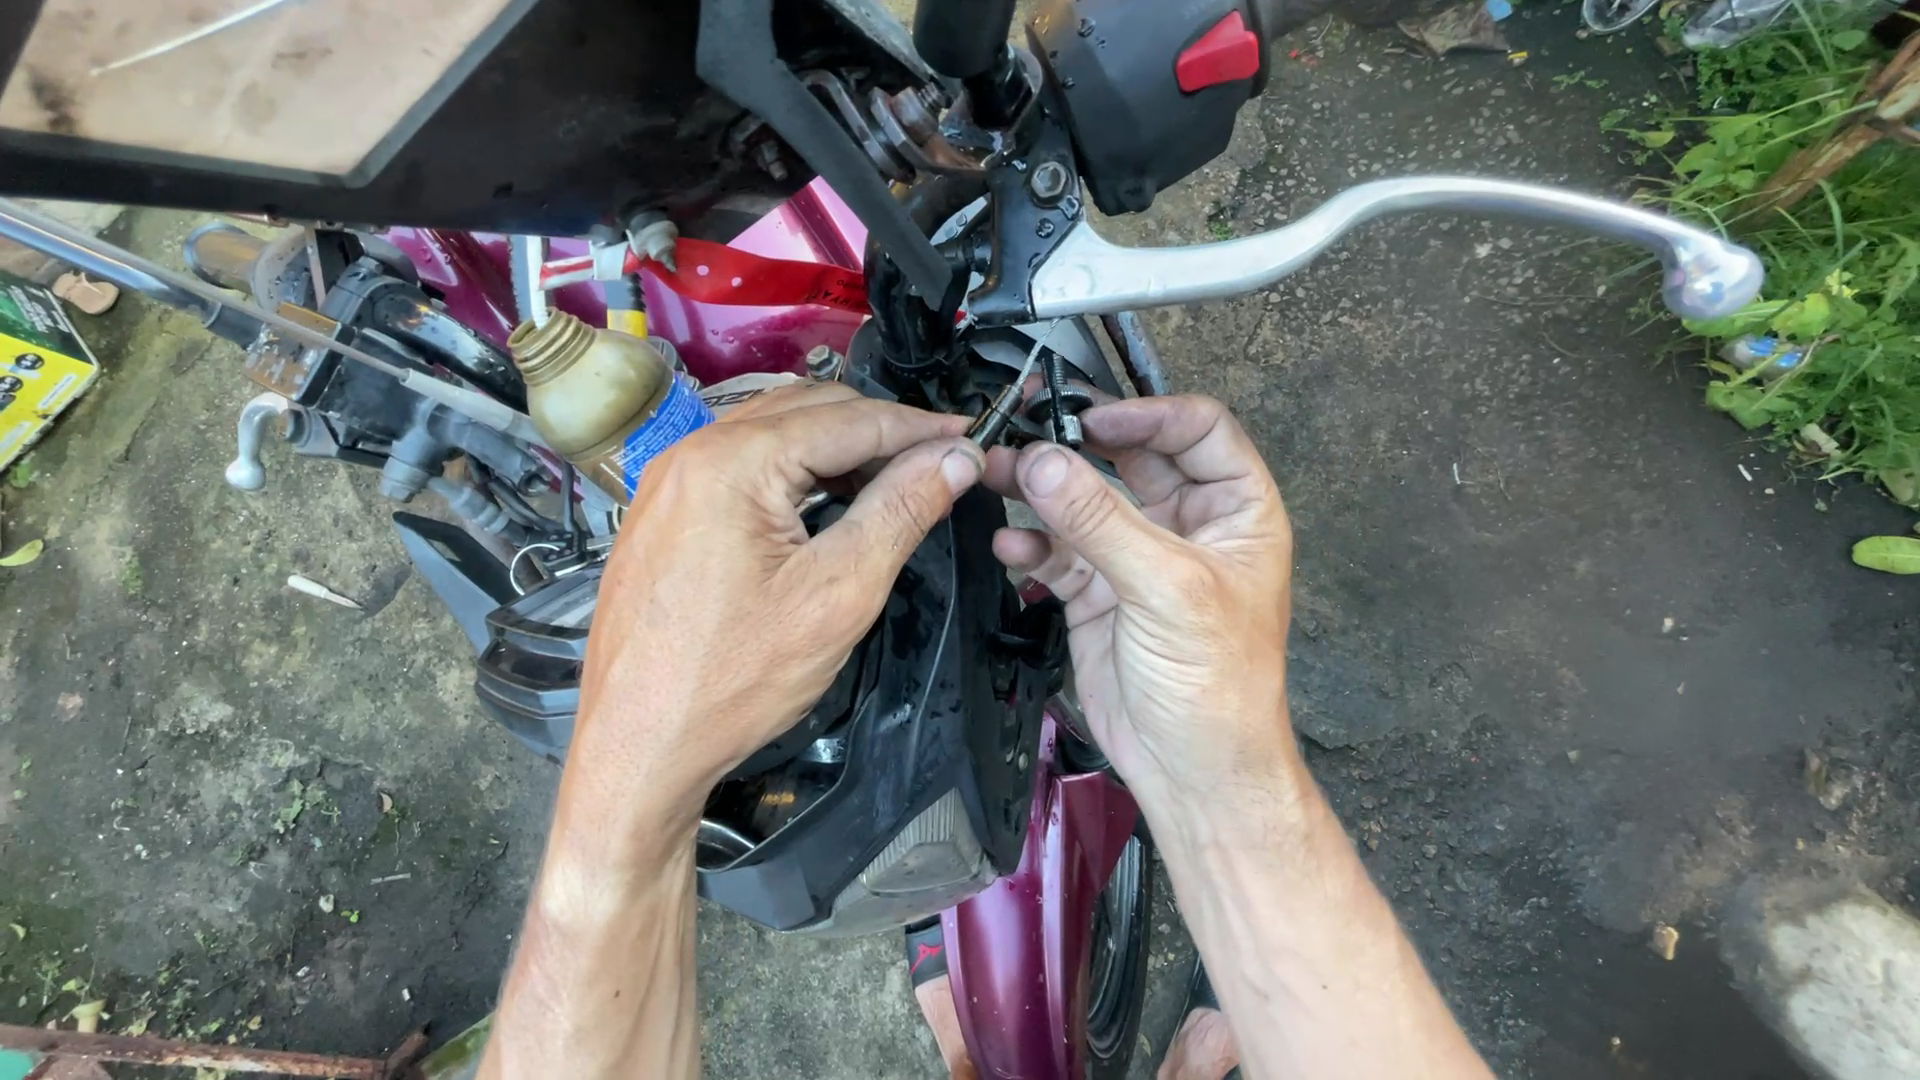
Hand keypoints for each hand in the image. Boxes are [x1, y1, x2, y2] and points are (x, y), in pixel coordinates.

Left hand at [570, 382, 983, 831]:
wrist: (638, 748)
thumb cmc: (738, 677)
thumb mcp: (839, 593)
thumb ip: (901, 512)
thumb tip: (956, 458)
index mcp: (733, 460)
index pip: (850, 419)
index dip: (919, 427)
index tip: (970, 437)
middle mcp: (692, 451)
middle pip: (809, 411)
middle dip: (880, 429)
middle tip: (938, 459)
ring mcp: (669, 481)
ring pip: (774, 433)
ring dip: (838, 446)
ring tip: (892, 477)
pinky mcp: (663, 512)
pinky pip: (742, 465)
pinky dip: (795, 470)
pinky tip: (825, 500)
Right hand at [984, 395, 1294, 810]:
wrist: (1188, 769)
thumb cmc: (1214, 680)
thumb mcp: (1166, 588)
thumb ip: (1100, 520)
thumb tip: (1039, 460)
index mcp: (1235, 510)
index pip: (1196, 430)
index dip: (1145, 414)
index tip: (1087, 418)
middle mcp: (1185, 523)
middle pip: (1127, 459)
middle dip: (1076, 446)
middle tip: (1022, 432)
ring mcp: (1134, 556)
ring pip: (1082, 502)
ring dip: (1038, 489)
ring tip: (995, 477)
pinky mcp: (1094, 591)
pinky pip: (1056, 550)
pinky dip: (1030, 544)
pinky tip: (1010, 548)